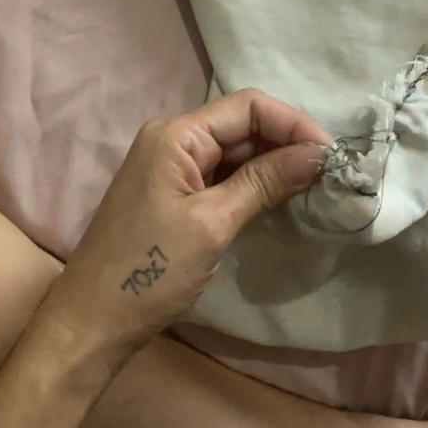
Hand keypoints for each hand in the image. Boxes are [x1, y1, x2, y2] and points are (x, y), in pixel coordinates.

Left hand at [38, 90, 331, 356]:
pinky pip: (221, 175)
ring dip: (274, 164)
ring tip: (317, 185)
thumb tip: (317, 153)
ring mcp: (171, 168)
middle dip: (287, 143)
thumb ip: (263, 181)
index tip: (333, 155)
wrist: (94, 321)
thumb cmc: (150, 270)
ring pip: (234, 151)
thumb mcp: (212, 223)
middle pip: (242, 125)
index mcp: (176, 135)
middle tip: (333, 174)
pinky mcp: (174, 194)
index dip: (293, 124)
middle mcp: (172, 140)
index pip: (247, 106)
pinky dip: (252, 183)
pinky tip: (282, 197)